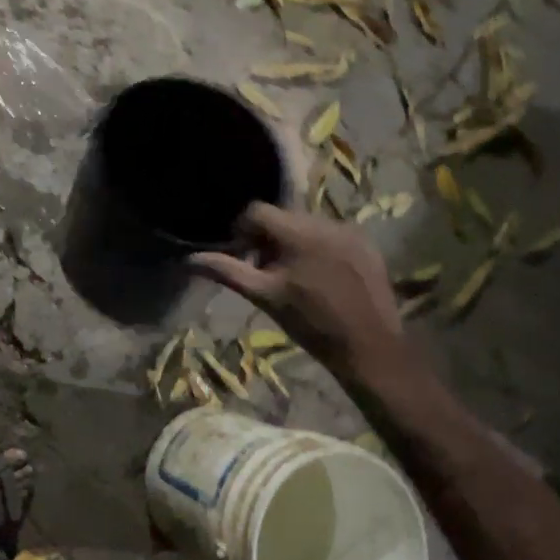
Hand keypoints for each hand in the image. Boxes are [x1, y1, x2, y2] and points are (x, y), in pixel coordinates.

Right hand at [188, 203, 406, 377]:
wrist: (370, 348)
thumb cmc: (311, 324)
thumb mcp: (264, 297)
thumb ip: (228, 271)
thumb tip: (190, 259)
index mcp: (298, 232)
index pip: (257, 211)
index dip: (244, 231)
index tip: (245, 257)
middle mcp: (326, 222)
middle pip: (283, 216)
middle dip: (270, 238)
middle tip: (268, 271)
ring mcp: (351, 232)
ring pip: (308, 225)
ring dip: (295, 242)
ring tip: (296, 275)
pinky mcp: (368, 245)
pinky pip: (333, 234)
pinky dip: (320, 247)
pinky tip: (323, 277)